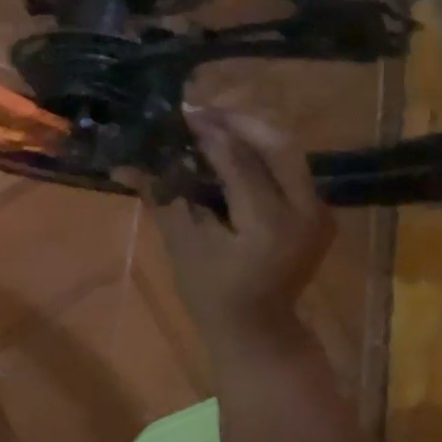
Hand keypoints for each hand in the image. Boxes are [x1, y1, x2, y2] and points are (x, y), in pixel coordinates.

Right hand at [147, 108, 336, 353]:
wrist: (260, 330)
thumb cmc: (212, 293)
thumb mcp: (182, 245)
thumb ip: (162, 196)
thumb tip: (123, 164)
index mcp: (268, 224)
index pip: (238, 161)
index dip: (208, 133)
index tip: (179, 115)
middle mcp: (304, 212)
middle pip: (277, 143)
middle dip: (237, 120)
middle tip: (198, 111)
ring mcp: (319, 211)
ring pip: (288, 149)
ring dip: (250, 130)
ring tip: (211, 121)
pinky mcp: (319, 210)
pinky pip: (291, 166)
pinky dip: (261, 149)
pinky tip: (230, 145)